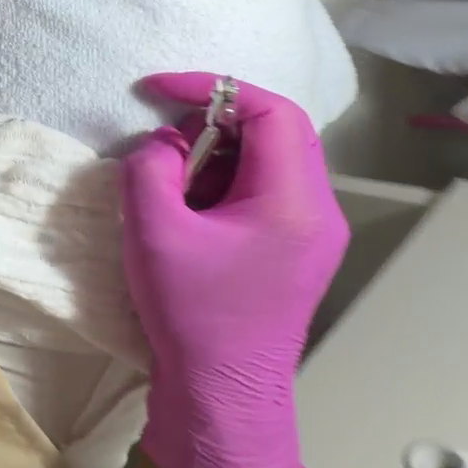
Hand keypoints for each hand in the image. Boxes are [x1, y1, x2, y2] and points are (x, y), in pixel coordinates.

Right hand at [121, 73, 349, 467]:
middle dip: (213, 115)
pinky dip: (219, 174)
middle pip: (277, 131)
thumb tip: (166, 142)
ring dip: (214, 147)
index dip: (214, 87)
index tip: (156, 89)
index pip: (273, 113)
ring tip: (166, 170)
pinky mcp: (291, 245)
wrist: (222, 381)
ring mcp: (309, 230)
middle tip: (161, 128)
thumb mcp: (151, 226)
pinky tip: (183, 198)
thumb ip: (153, 166)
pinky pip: (261, 185)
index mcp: (291, 203)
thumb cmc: (189, 306)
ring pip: (268, 157)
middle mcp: (316, 211)